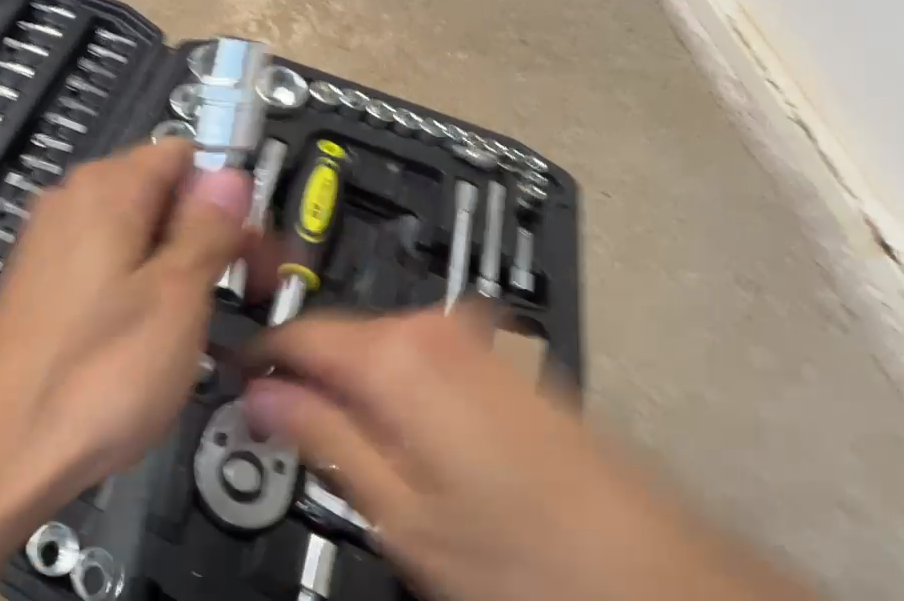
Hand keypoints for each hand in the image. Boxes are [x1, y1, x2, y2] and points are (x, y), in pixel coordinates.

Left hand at [0, 138, 251, 519]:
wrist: (3, 450)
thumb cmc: (92, 379)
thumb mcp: (176, 297)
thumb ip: (208, 226)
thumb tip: (229, 177)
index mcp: (104, 190)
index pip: (185, 155)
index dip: (229, 198)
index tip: (253, 249)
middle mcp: (68, 204)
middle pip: (158, 192)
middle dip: (204, 233)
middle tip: (235, 293)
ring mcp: (48, 244)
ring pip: (132, 233)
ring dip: (172, 266)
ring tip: (189, 326)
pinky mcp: (39, 285)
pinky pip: (102, 265)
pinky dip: (134, 288)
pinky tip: (145, 339)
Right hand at [243, 310, 824, 600]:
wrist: (664, 582)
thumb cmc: (536, 563)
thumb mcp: (399, 512)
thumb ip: (320, 438)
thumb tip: (264, 399)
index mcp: (399, 354)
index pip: (295, 332)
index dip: (258, 361)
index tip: (239, 387)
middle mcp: (440, 328)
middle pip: (339, 334)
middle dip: (310, 379)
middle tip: (291, 435)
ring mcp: (479, 340)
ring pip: (381, 346)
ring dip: (356, 389)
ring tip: (356, 456)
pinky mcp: (506, 361)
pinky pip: (424, 358)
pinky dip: (401, 392)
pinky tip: (416, 451)